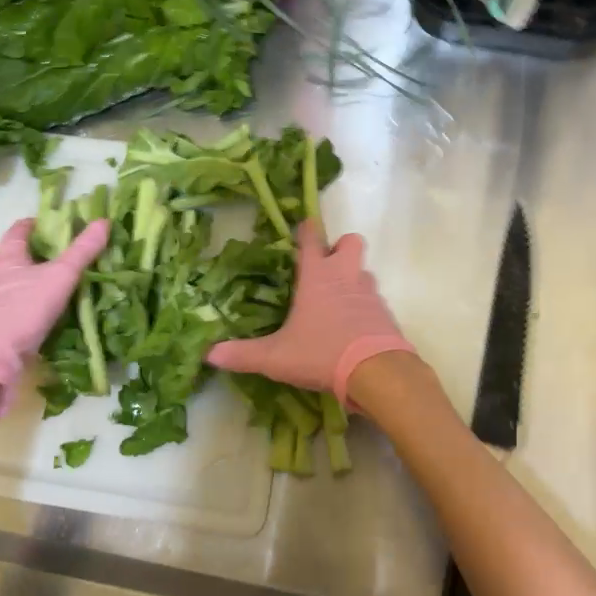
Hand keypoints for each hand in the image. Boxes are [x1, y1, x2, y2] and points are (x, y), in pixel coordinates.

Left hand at [0, 217, 108, 424]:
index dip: (26, 226)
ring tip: (19, 290)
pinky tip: (18, 319)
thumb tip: (104, 221)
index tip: (37, 223)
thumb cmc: (25, 308)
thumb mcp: (61, 277)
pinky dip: (3, 312)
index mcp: (6, 260)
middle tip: (19, 258)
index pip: (14, 234)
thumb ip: (82, 251)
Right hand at [207, 221, 416, 406]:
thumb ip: (244, 354)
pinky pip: (374, 300)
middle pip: (350, 242)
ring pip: (364, 271)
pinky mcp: (385, 313)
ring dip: (353, 279)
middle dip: (340, 247)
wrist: (376, 371)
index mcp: (317, 277)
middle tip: (326, 267)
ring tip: (337, 302)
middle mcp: (346, 276)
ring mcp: (370, 293)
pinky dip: (365, 307)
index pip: (311, 240)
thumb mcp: (276, 357)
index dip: (306, 230)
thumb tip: (210, 354)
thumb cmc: (322, 353)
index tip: (304, 224)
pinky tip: (354, 328)